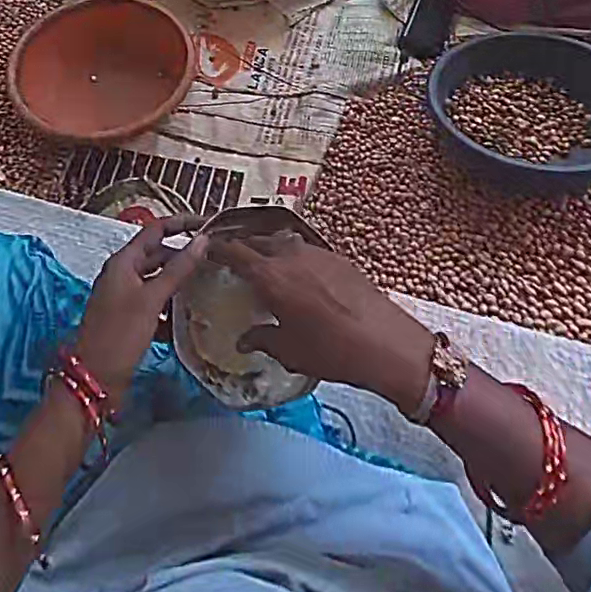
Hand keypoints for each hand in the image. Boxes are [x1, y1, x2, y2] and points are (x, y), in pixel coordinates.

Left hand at [75, 215, 207, 396]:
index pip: (155, 231)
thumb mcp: (152, 299)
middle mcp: (123, 275)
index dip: (181, 224)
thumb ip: (178, 268)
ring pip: (158, 281)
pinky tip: (190, 318)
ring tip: (209, 286)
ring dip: (180, 284)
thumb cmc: (120, 334)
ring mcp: (125, 297)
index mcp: (123, 262)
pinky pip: (155, 304)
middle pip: (158, 256)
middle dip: (184, 257)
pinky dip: (171, 307)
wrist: (93, 380)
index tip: (207, 225)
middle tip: (215, 259)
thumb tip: (203, 239)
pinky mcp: (130, 319)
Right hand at [213, 233, 436, 413]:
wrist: (383, 340)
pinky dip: (294, 257)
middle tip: (233, 260)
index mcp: (270, 275)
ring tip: (265, 267)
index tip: (207, 249)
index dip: (218, 248)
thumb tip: (245, 340)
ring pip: (283, 242)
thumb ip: (262, 338)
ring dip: (269, 249)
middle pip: (257, 241)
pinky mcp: (337, 257)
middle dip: (242, 247)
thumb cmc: (329, 349)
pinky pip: (305, 250)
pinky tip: (299, 276)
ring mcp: (316, 252)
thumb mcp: (288, 350)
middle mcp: (290, 255)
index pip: (234, 251)